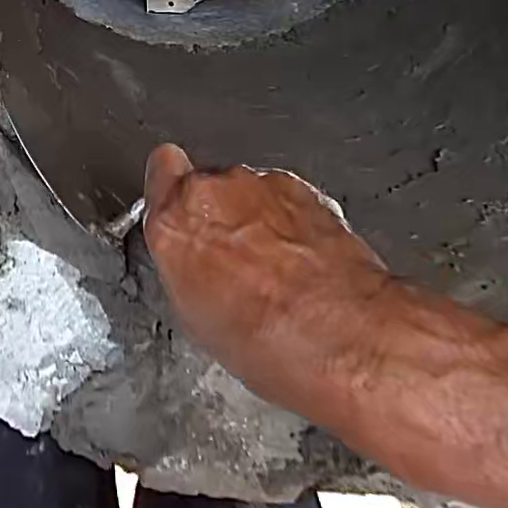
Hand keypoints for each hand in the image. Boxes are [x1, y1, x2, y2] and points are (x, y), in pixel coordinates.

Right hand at [140, 144, 394, 418]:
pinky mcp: (303, 188)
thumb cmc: (271, 341)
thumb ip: (182, 260)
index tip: (179, 209)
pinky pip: (283, 198)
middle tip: (232, 258)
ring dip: (254, 217)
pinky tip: (302, 264)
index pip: (161, 166)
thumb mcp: (194, 316)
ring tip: (275, 270)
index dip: (171, 186)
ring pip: (246, 190)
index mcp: (174, 220)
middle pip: (206, 183)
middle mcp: (214, 190)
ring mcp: (261, 185)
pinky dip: (289, 221)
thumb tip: (189, 255)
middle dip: (216, 213)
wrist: (346, 338)